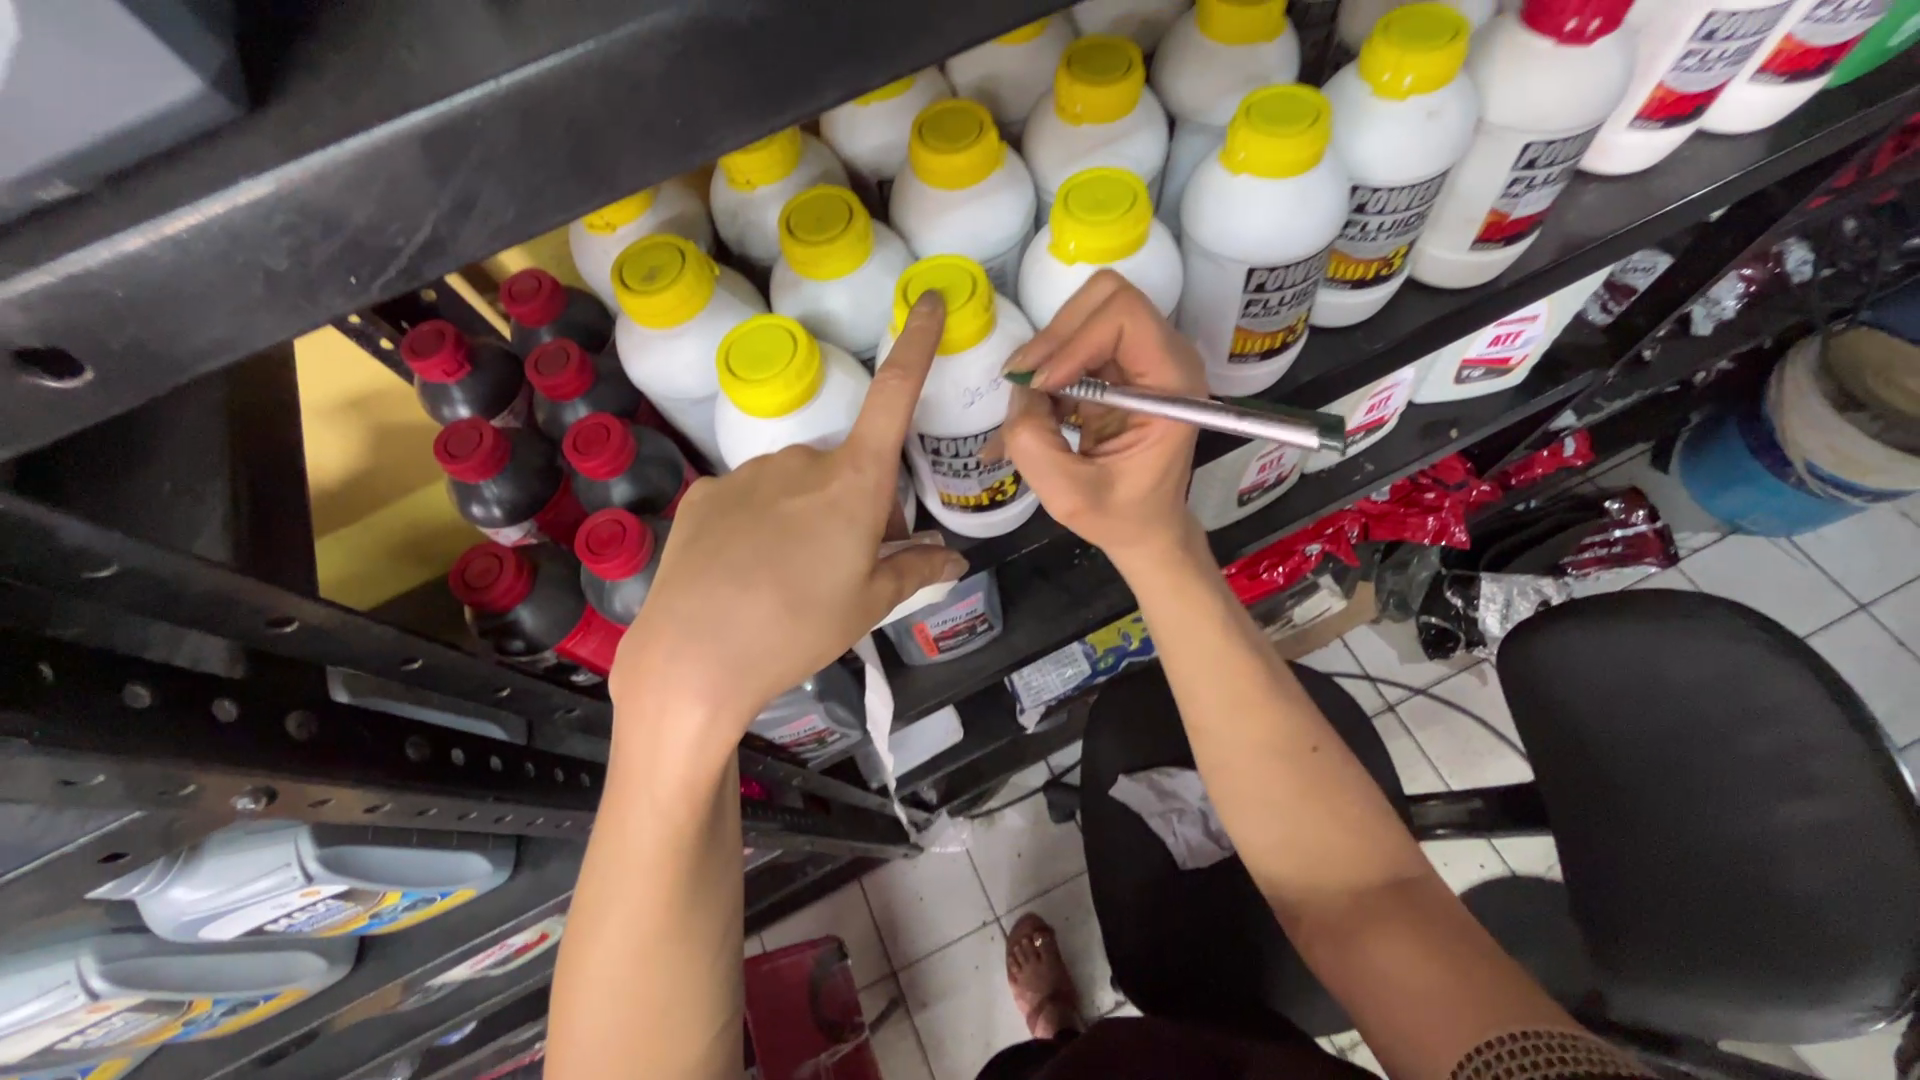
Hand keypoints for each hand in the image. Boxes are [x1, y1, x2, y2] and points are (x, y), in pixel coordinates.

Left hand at [610, 295, 966, 749]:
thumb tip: (954, 558)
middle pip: (848, 468)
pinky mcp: (706, 493)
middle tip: (852, 567)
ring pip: (798, 484)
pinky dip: (763, 524)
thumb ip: (915, 571)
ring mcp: (747, 473)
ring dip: (811, 515)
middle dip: (860, 506)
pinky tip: (747, 572)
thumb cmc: (799, 629)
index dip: (917, 344)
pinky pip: (752, 497)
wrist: (694, 656)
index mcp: (853, 482)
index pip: (894, 395)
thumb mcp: (869, 605)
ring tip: (793, 579)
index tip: (928, 299)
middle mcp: (801, 460)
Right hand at [1001, 270, 1209, 572]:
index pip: (1124, 315)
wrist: (1146, 528)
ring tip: (1026, 398)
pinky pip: (1075, 339)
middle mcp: (1165, 357)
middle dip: (1055, 336)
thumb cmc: (1121, 517)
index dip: (1073, 341)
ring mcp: (1142, 357)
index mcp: (1173, 384)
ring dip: (1047, 350)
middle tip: (1024, 383)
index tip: (1042, 388)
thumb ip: (1033, 442)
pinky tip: (1034, 404)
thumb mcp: (1068, 496)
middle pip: (1105, 297)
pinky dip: (1047, 364)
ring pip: (1084, 312)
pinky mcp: (1119, 365)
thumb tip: (1019, 390)